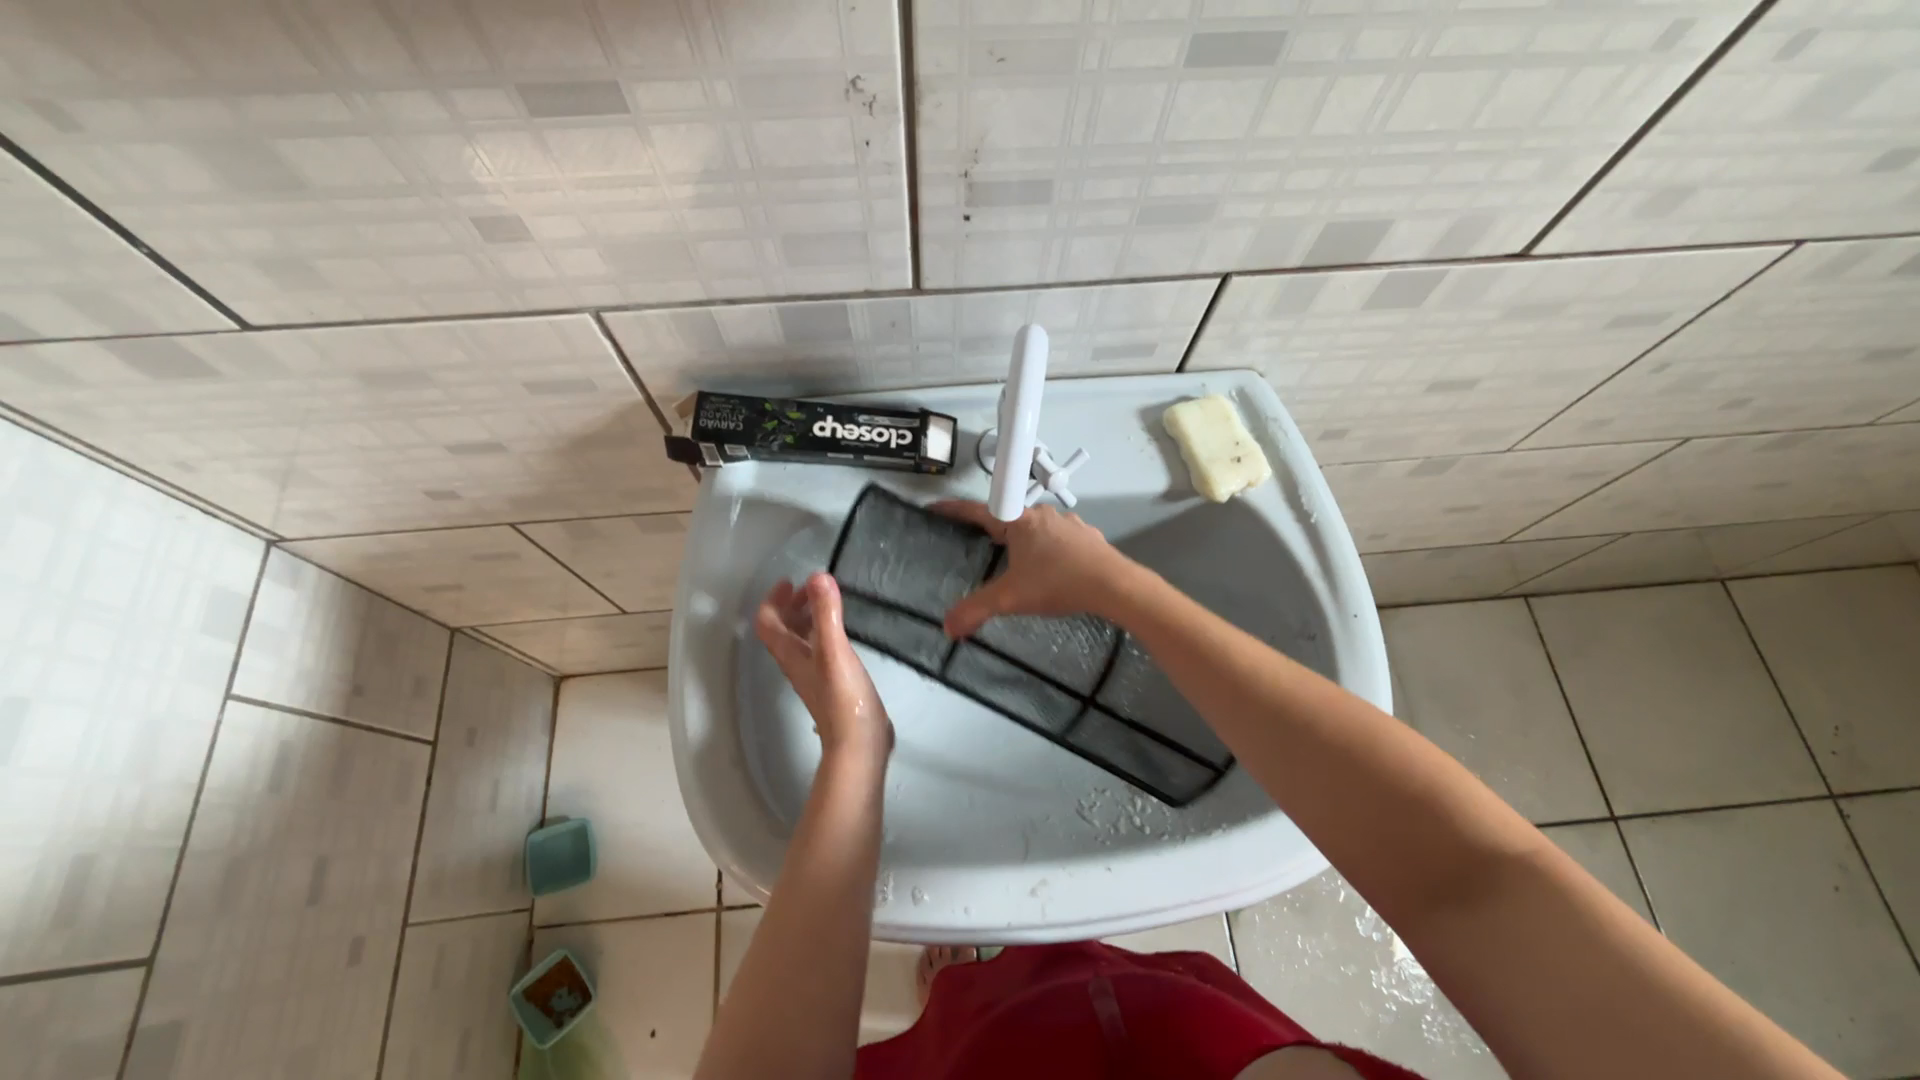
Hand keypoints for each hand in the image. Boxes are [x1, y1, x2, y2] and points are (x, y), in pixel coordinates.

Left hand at [756, 572, 892, 759]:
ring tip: (827, 603)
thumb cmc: (843, 698)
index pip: (767, 623)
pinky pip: (820, 651)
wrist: (858, 744)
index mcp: (791, 655)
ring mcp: (814, 676)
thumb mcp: (835, 651)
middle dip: (792, 606)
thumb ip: (827, 614)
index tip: (790, 581)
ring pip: (801, 641)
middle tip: (813, 588)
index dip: (773, 600)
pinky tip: (843, 632)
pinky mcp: (832, 685)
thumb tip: (817, 576)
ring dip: (807, 619)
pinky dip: (824, 634)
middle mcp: (797, 665)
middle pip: (783, 631)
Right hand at [930, 501, 1146, 637]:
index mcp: (1019, 520)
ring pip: (1036, 528)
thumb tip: (949, 628)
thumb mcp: (1010, 599)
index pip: (977, 510)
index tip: (935, 509)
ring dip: (1024, 540)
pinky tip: (1052, 569)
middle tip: (977, 544)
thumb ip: (976, 610)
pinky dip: (1050, 550)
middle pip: (1008, 517)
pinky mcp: (1089, 538)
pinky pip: (1060, 540)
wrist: (1116, 586)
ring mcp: (1069, 524)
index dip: (954, 510)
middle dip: (992, 529)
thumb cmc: (1059, 583)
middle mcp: (1043, 515)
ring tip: (1016, 561)